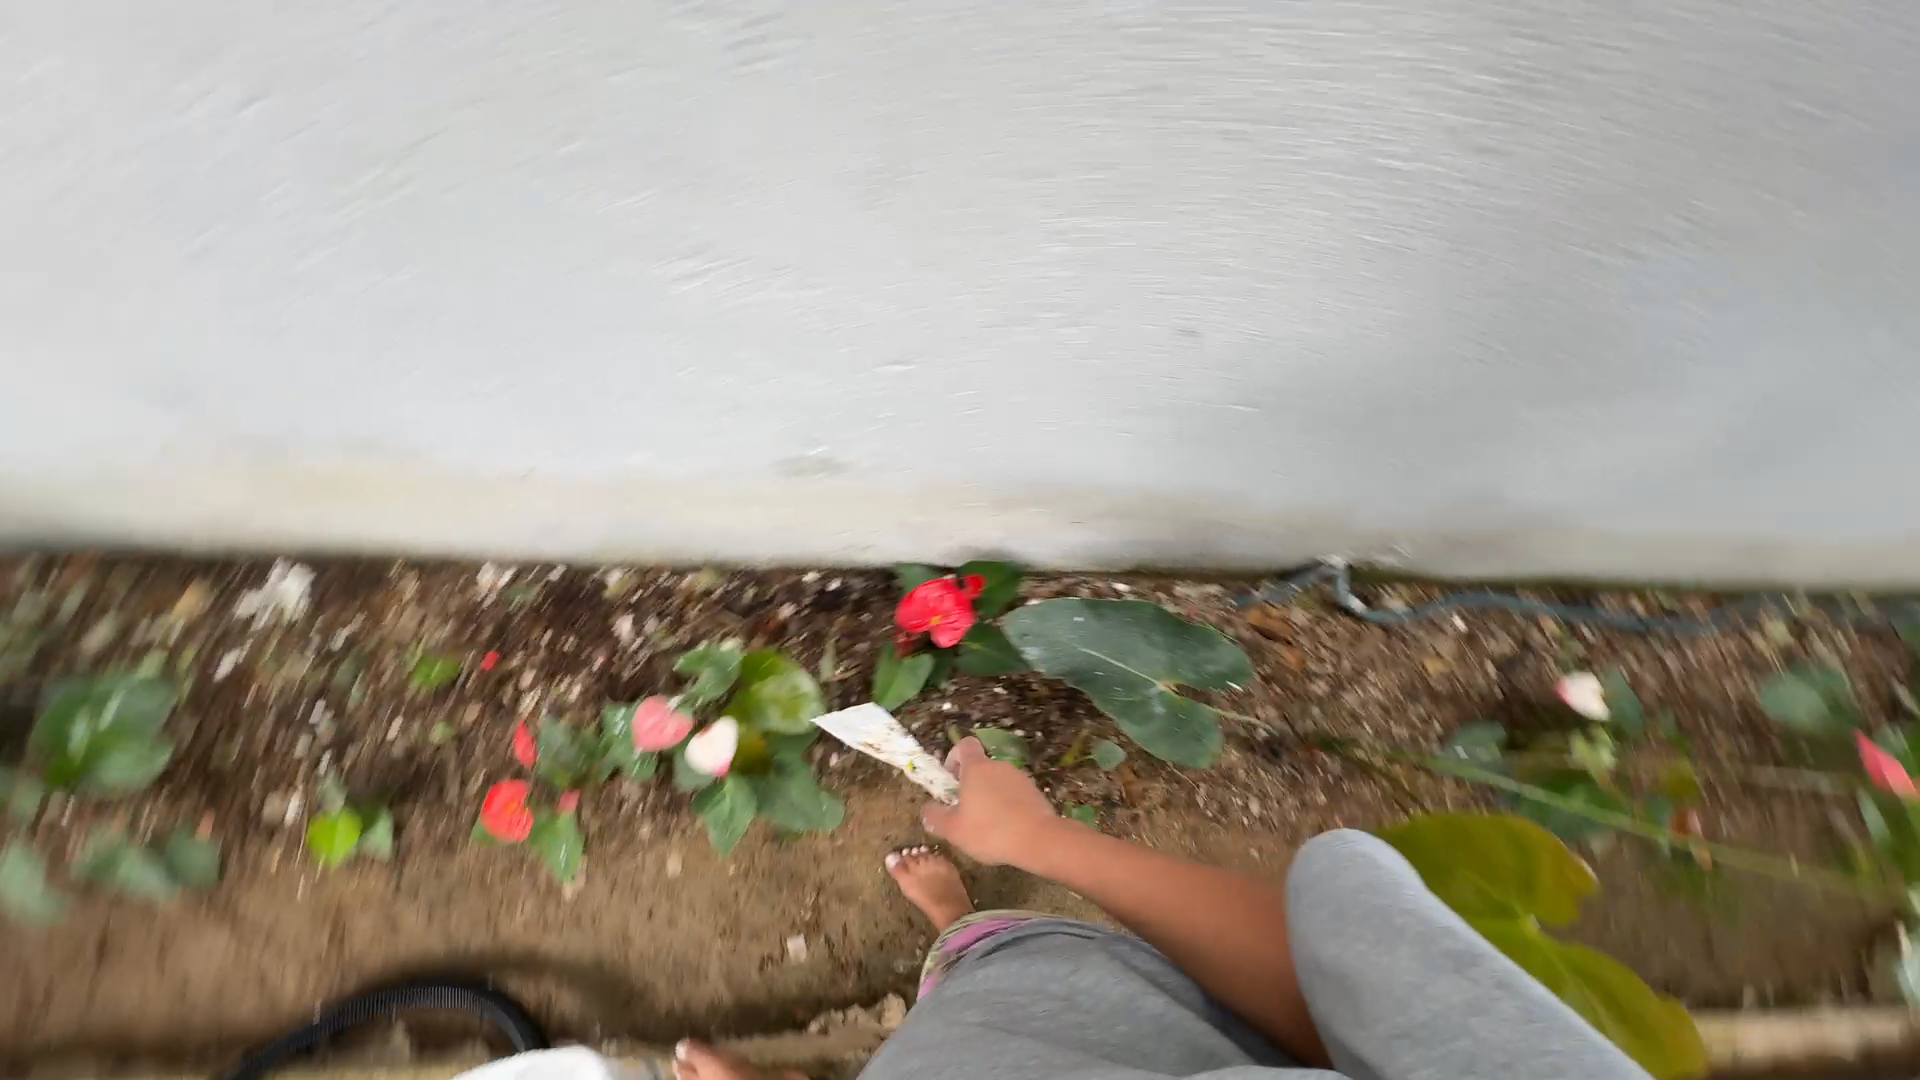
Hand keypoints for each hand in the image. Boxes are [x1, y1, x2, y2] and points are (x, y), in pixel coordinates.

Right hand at [920, 736, 1064, 866]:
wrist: (1038, 839)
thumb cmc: (990, 830)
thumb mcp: (954, 829)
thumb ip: (936, 817)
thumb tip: (927, 810)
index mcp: (977, 768)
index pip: (964, 745)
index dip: (954, 756)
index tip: (951, 779)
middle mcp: (998, 765)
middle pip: (981, 766)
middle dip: (971, 784)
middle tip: (966, 810)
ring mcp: (1019, 777)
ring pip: (998, 780)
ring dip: (990, 795)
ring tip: (988, 824)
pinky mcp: (1034, 791)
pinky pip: (1015, 793)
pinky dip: (1008, 805)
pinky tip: (1007, 828)